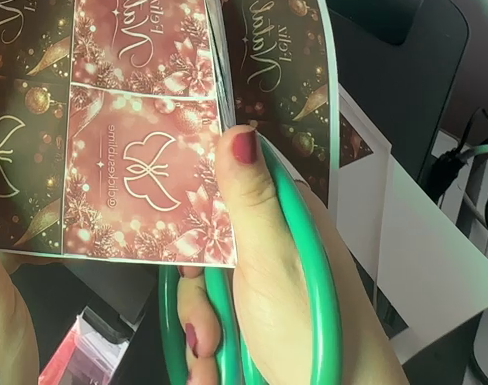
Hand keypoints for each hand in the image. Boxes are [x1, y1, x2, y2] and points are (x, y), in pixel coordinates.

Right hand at [175, 127, 407, 384]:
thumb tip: (238, 128)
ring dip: (200, 324)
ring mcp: (264, 287)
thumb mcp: (274, 258)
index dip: (196, 199)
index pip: (228, 179)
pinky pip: (211, 321)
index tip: (174, 224)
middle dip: (196, 285)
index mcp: (285, 215)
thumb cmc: (313, 333)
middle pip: (205, 239)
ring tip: (214, 353)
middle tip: (207, 320)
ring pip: (202, 284)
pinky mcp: (255, 325)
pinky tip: (215, 369)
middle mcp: (273, 245)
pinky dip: (209, 350)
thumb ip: (249, 196)